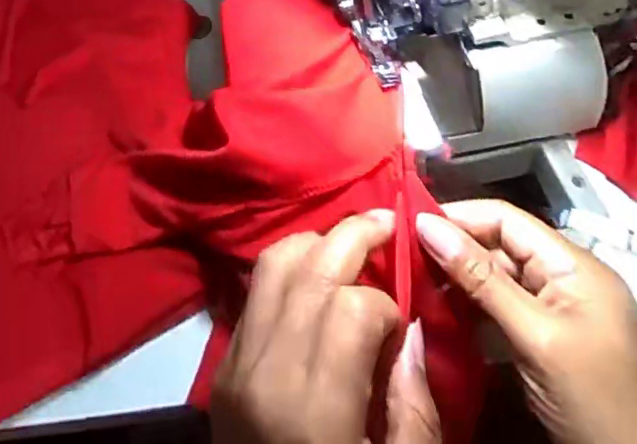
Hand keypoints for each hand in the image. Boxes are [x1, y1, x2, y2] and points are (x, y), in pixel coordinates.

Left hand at [212, 210, 439, 443]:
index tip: (399, 326)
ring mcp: (235, 364)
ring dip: (318, 243)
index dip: (385, 303)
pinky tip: (316, 278)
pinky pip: (255, 288)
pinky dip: (290, 267)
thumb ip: (413, 404)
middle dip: (357, 235)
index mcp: (312, 410)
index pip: (348, 306)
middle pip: (310, 267)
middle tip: (389, 225)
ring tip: (352, 249)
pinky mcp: (222, 365)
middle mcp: (265, 372)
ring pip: (274, 262)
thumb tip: (414, 326)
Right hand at [415, 200, 636, 443]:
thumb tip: (428, 226)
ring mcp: (560, 312)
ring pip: (500, 281)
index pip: (505, 218)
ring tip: (415, 286)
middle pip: (500, 248)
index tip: (410, 224)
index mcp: (571, 262)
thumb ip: (483, 281)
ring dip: (460, 283)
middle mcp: (564, 277)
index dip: (458, 216)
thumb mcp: (537, 337)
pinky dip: (476, 313)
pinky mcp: (552, 343)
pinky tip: (444, 318)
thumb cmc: (599, 398)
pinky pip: (507, 313)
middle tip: (404, 260)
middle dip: (454, 250)